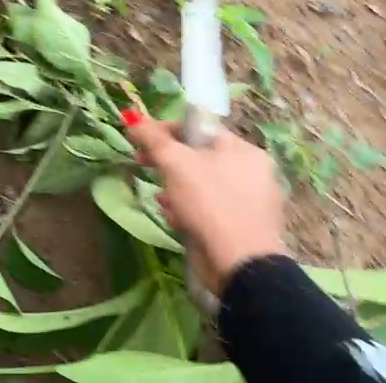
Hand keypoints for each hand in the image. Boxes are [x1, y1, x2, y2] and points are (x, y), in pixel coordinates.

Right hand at [123, 115, 287, 294]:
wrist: (241, 265)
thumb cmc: (209, 203)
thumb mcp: (174, 162)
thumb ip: (152, 137)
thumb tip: (134, 120)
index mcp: (244, 151)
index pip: (197, 129)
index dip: (164, 131)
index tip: (139, 141)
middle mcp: (252, 172)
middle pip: (197, 157)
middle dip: (166, 163)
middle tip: (142, 164)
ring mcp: (249, 201)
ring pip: (199, 184)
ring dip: (174, 190)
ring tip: (163, 201)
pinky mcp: (242, 226)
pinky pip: (209, 207)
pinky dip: (189, 210)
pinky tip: (177, 219)